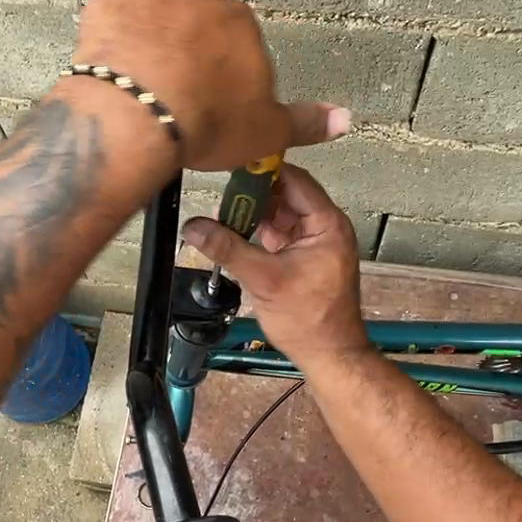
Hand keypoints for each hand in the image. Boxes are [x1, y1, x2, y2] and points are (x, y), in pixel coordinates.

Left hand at [70, 0, 347, 172]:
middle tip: (180, 100)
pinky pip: (112, 26)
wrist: (140, 116)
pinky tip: (116, 79)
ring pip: (152, 25)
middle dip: (190, 58)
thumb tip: (341, 119)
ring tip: (145, 93)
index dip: (230, 77)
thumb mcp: (267, 132)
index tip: (218, 104)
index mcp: (240, 25)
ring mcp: (148, 2)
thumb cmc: (205, 121)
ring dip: (150, 51)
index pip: (242, 44)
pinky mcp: (108, 11)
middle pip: (196, 28)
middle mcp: (196, 2)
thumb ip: (304, 122)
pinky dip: (113, 48)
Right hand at [182, 165, 368, 363]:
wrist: (327, 354)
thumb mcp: (264, 279)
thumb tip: (194, 227)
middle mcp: (323, 227)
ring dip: (252, 214)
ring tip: (222, 213)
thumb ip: (228, 248)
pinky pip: (276, 234)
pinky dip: (256, 232)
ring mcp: (312, 243)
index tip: (234, 167)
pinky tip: (233, 232)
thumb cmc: (310, 320)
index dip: (264, 171)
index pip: (295, 180)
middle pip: (284, 195)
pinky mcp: (300, 258)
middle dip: (252, 194)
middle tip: (221, 193)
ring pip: (278, 214)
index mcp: (327, 224)